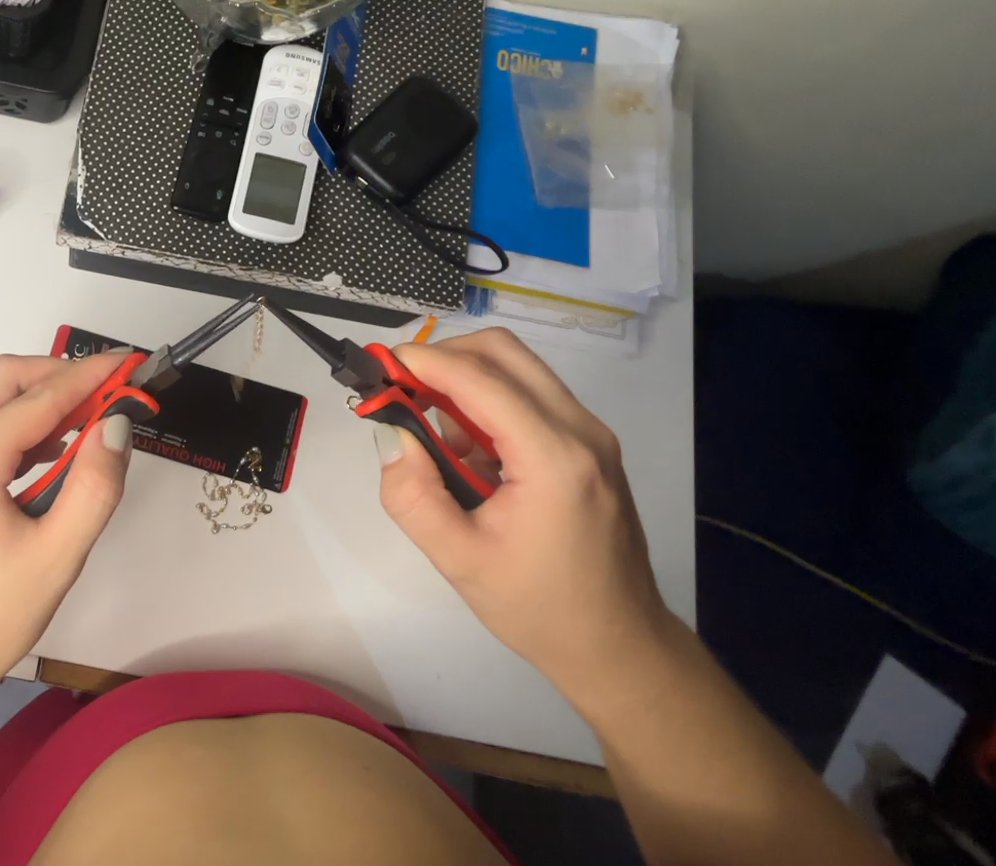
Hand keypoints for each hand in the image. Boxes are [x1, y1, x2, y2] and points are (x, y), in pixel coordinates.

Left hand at [0, 354, 134, 777]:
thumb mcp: (59, 556)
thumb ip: (95, 485)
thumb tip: (115, 425)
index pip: (38, 398)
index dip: (89, 376)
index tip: (128, 364)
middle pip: (1, 380)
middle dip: (57, 374)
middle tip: (105, 390)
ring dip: (32, 399)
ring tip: (82, 423)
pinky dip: (9, 426)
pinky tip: (43, 456)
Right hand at [374, 328, 673, 699]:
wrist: (617, 643)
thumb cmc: (537, 606)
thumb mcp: (456, 558)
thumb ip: (411, 495)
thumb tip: (393, 439)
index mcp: (553, 459)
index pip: (480, 380)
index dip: (424, 363)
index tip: (379, 366)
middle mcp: (580, 431)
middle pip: (504, 352)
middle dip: (444, 356)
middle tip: (401, 388)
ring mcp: (590, 435)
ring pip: (518, 368)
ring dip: (464, 379)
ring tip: (430, 430)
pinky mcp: (588, 445)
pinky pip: (529, 396)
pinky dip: (486, 402)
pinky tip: (466, 453)